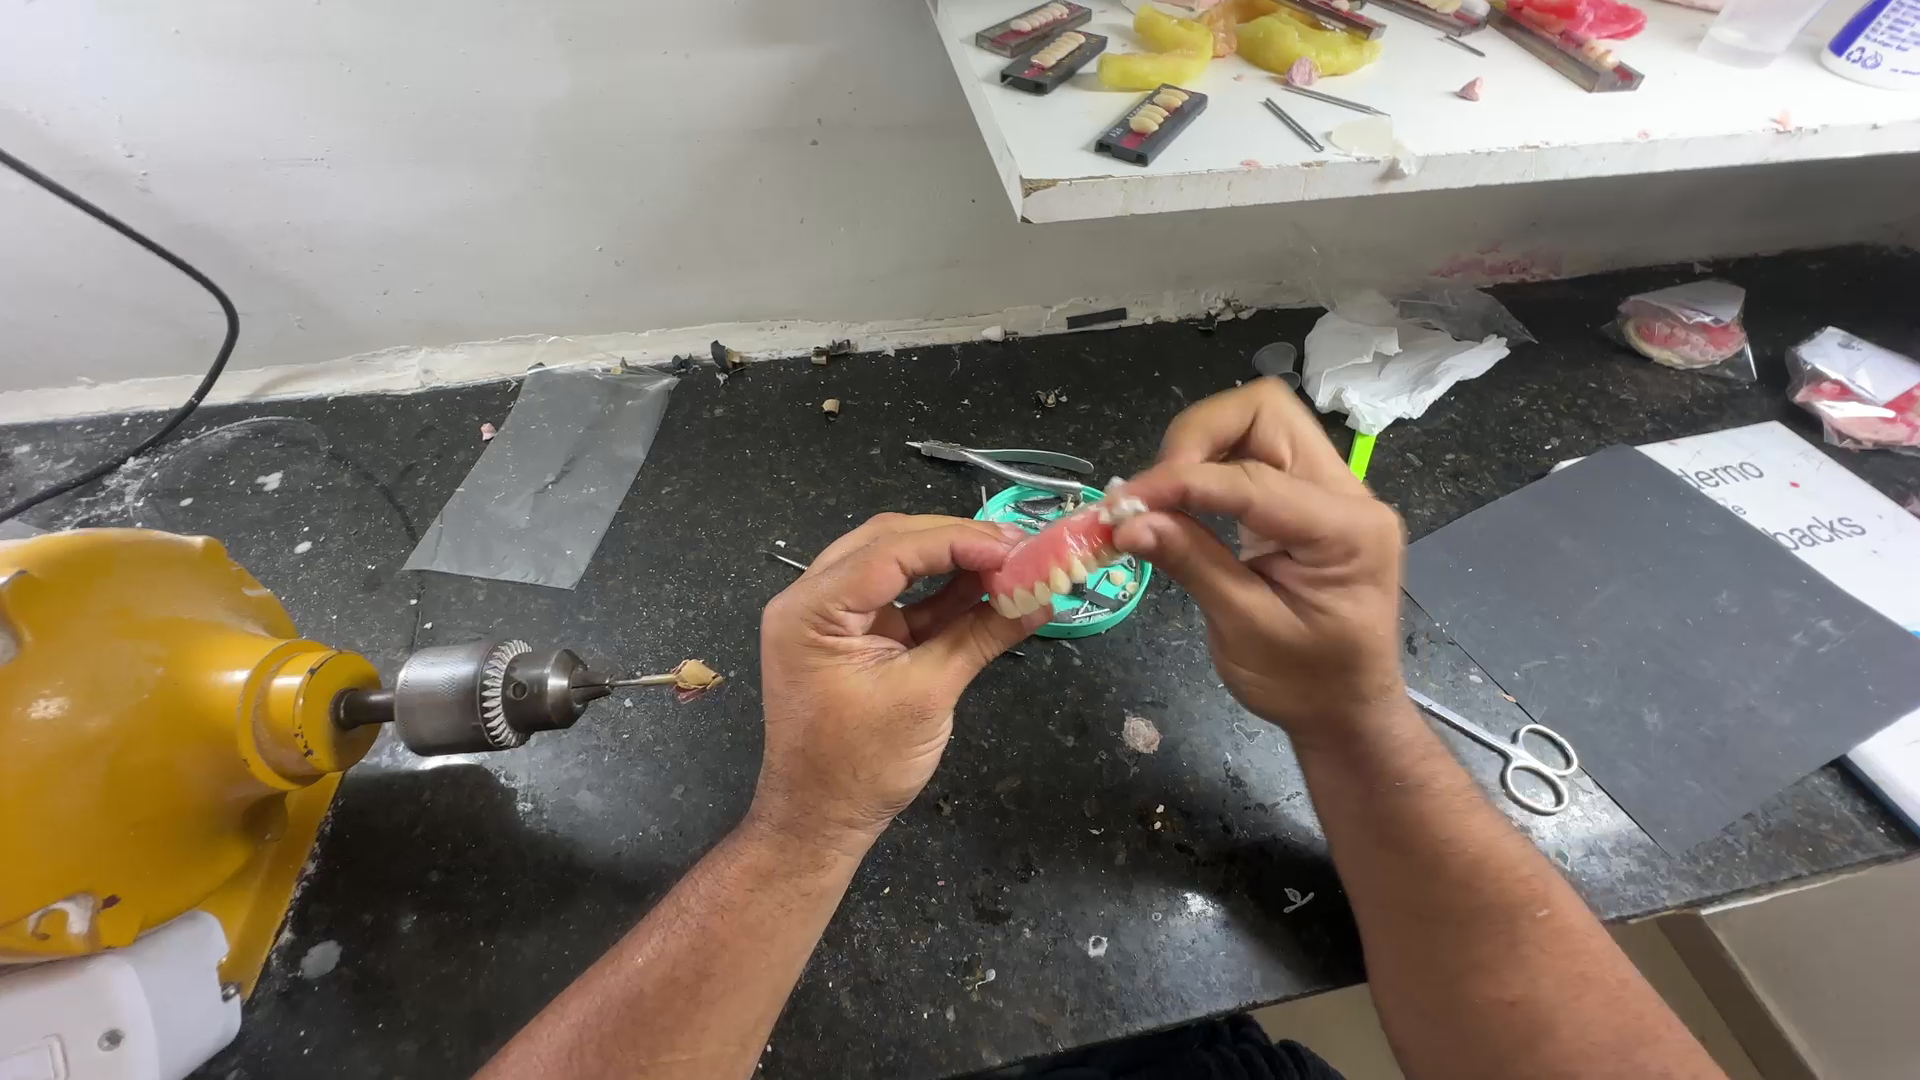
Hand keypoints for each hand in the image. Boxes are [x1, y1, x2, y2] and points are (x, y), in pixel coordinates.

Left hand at [753, 514, 1050, 854]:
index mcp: (811, 609)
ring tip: (1011, 560)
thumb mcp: (927, 695)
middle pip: (890, 543)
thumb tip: (1042, 598)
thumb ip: (981, 637)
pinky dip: (945, 592)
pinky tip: (988, 588)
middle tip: (1017, 546)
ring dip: (954, 561)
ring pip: (898, 562)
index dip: (956, 542)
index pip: (889, 550)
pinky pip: (903, 597)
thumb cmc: (861, 766)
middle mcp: (814, 598)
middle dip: (956, 541)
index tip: (1013, 546)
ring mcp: (834, 614)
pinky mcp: (857, 632)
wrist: (820, 820)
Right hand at [1113, 378, 1405, 747]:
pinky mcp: (1303, 500)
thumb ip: (1191, 563)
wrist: (1347, 709)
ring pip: (1256, 421)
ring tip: (1158, 497)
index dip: (1178, 483)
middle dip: (1196, 437)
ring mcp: (1328, 490)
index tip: (1121, 508)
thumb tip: (1127, 522)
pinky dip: (1206, 468)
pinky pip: (1251, 454)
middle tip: (1151, 491)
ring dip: (1197, 447)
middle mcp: (1345, 492)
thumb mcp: (1245, 630)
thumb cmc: (1304, 683)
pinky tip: (1178, 501)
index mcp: (1345, 529)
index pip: (1251, 477)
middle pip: (1264, 411)